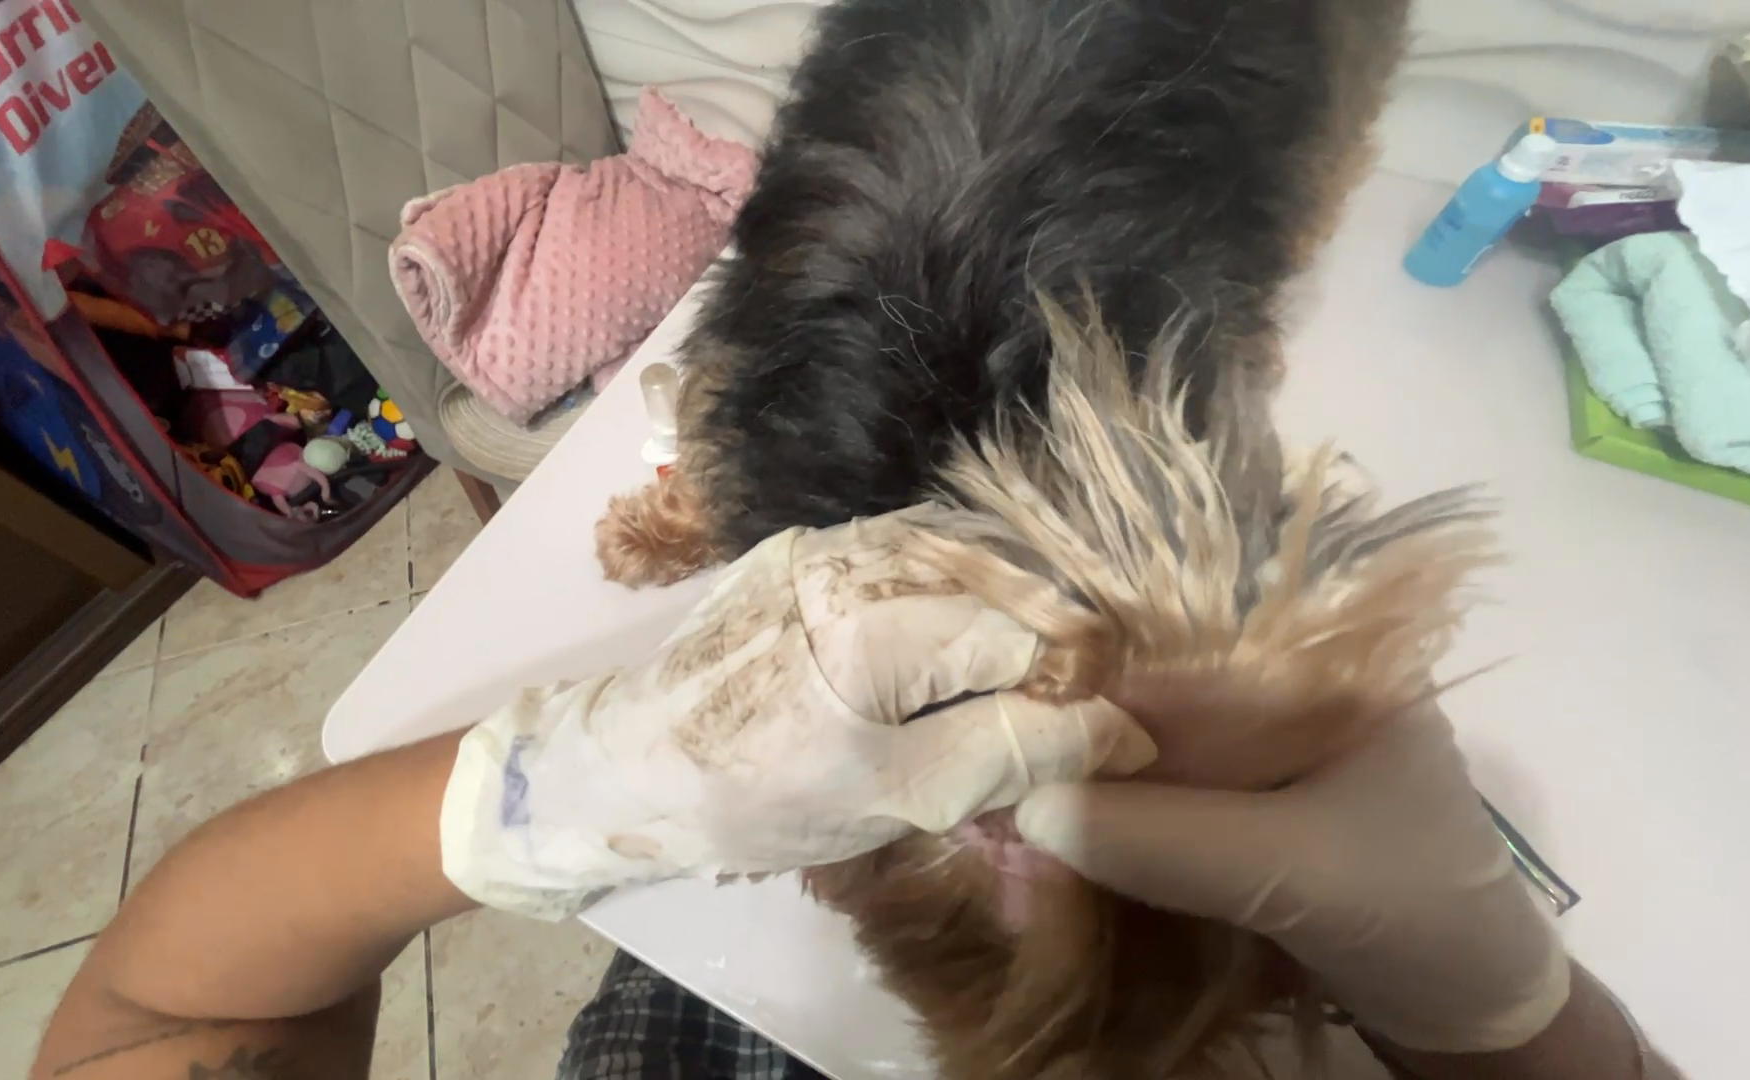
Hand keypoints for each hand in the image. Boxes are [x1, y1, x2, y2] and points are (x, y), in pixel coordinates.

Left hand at [442, 505, 1155, 917]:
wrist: (630, 762)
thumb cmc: (758, 794)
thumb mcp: (894, 796)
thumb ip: (1009, 753)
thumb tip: (1120, 731)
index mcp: (878, 620)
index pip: (1028, 632)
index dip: (1075, 680)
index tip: (1093, 726)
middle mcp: (855, 553)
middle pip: (1000, 576)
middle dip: (1045, 636)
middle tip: (1056, 699)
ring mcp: (820, 539)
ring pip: (954, 550)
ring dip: (998, 603)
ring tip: (1008, 667)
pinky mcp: (797, 546)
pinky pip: (901, 547)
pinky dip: (946, 585)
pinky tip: (946, 631)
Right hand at [1016, 694, 1570, 1053]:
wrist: (1478, 1020)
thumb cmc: (1414, 920)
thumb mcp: (1289, 875)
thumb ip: (1162, 842)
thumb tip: (1028, 809)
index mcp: (1341, 669)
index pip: (1201, 650)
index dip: (1112, 676)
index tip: (1031, 708)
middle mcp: (1303, 687)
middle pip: (1179, 686)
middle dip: (1101, 719)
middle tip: (1018, 738)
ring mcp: (1279, 741)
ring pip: (1171, 734)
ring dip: (1109, 762)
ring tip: (1035, 769)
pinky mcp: (1258, 791)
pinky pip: (1178, 778)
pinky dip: (1130, 795)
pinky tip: (1079, 801)